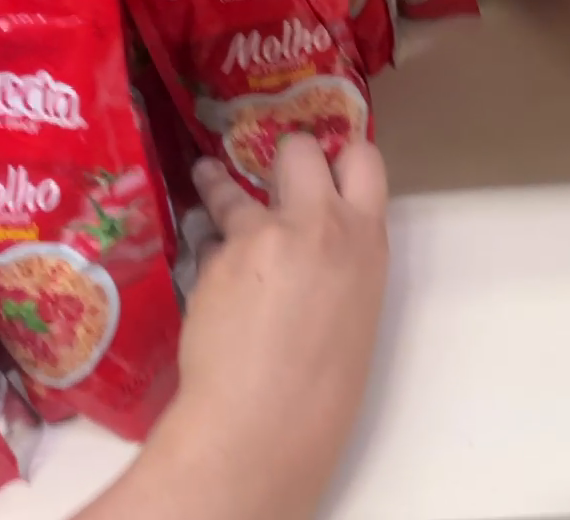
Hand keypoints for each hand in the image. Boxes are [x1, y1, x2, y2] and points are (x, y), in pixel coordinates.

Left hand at [125, 138, 388, 519]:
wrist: (267, 421)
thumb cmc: (331, 377)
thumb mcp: (360, 300)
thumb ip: (345, 255)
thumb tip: (320, 238)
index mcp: (365, 235)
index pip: (364, 156)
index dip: (344, 153)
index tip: (330, 161)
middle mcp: (318, 220)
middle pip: (299, 148)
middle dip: (286, 155)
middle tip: (276, 174)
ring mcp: (263, 233)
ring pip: (232, 185)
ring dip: (220, 185)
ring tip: (207, 177)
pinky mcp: (217, 256)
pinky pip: (208, 237)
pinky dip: (207, 248)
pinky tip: (204, 268)